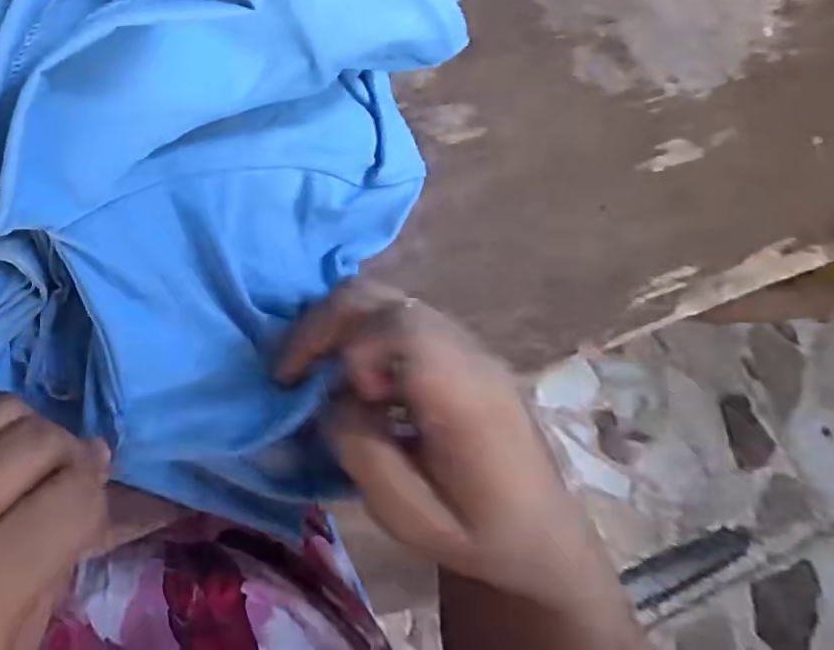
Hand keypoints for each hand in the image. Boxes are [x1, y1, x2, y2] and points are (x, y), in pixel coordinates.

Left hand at [0, 395, 111, 649]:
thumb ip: (57, 562)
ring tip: (40, 467)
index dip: (99, 497)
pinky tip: (0, 472)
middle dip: (72, 453)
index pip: (72, 494)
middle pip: (37, 437)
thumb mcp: (17, 643)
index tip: (98, 512)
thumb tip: (92, 481)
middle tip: (79, 481)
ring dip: (34, 430)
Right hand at [274, 284, 622, 619]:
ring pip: (377, 296)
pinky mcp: (449, 341)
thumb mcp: (409, 518)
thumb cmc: (477, 535)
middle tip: (290, 371)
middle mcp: (466, 352)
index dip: (356, 349)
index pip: (401, 329)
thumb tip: (327, 397)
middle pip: (379, 299)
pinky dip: (350, 327)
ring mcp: (459, 340)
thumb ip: (360, 450)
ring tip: (311, 367)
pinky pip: (387, 310)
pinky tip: (344, 367)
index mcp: (467, 397)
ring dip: (332, 323)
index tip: (346, 395)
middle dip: (321, 325)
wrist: (544, 538)